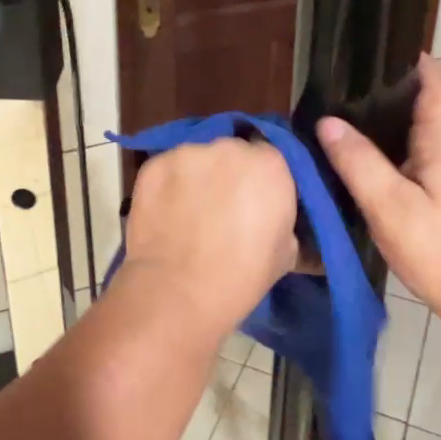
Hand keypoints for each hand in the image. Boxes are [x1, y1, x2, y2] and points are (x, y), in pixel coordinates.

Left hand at [121, 139, 298, 339]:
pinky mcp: (154, 165)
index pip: (268, 157)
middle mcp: (229, 148)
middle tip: (220, 206)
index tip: (253, 201)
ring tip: (189, 212)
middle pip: (231, 152)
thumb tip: (267, 213)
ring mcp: (187, 153)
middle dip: (228, 173)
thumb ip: (280, 215)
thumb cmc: (242, 276)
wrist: (179, 291)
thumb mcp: (286, 249)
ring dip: (196, 178)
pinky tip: (165, 213)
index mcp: (268, 165)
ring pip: (196, 160)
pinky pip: (166, 170)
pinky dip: (167, 186)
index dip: (259, 179)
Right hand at [318, 54, 440, 324]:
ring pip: (426, 140)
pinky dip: (400, 155)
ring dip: (396, 127)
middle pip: (430, 111)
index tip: (385, 47)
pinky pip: (426, 164)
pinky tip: (375, 169)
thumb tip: (328, 122)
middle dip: (395, 94)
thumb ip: (359, 162)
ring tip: (353, 123)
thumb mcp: (391, 205)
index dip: (416, 64)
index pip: (436, 88)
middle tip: (350, 87)